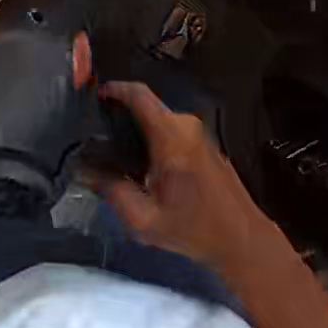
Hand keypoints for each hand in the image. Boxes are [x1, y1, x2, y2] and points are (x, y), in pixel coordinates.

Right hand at [86, 82, 282, 279]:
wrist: (242, 239)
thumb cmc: (194, 229)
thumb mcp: (144, 220)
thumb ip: (112, 191)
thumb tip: (84, 172)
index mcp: (171, 136)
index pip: (140, 95)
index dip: (115, 88)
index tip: (95, 95)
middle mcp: (186, 125)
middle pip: (147, 106)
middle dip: (121, 115)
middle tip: (95, 134)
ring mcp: (198, 131)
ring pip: (158, 119)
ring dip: (137, 129)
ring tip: (113, 150)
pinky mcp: (204, 142)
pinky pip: (171, 129)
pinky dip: (153, 138)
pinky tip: (140, 162)